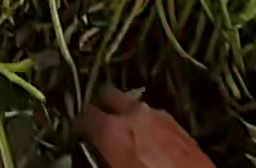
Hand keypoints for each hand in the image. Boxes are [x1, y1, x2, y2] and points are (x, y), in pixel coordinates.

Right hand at [78, 88, 214, 167]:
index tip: (77, 133)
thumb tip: (94, 153)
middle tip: (97, 126)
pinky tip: (148, 143)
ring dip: (124, 114)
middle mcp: (133, 113)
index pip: (84, 115)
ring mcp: (158, 115)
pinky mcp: (178, 125)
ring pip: (131, 104)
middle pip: (108, 95)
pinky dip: (144, 123)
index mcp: (113, 130)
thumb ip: (101, 160)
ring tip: (125, 136)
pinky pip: (152, 116)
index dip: (78, 124)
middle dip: (100, 106)